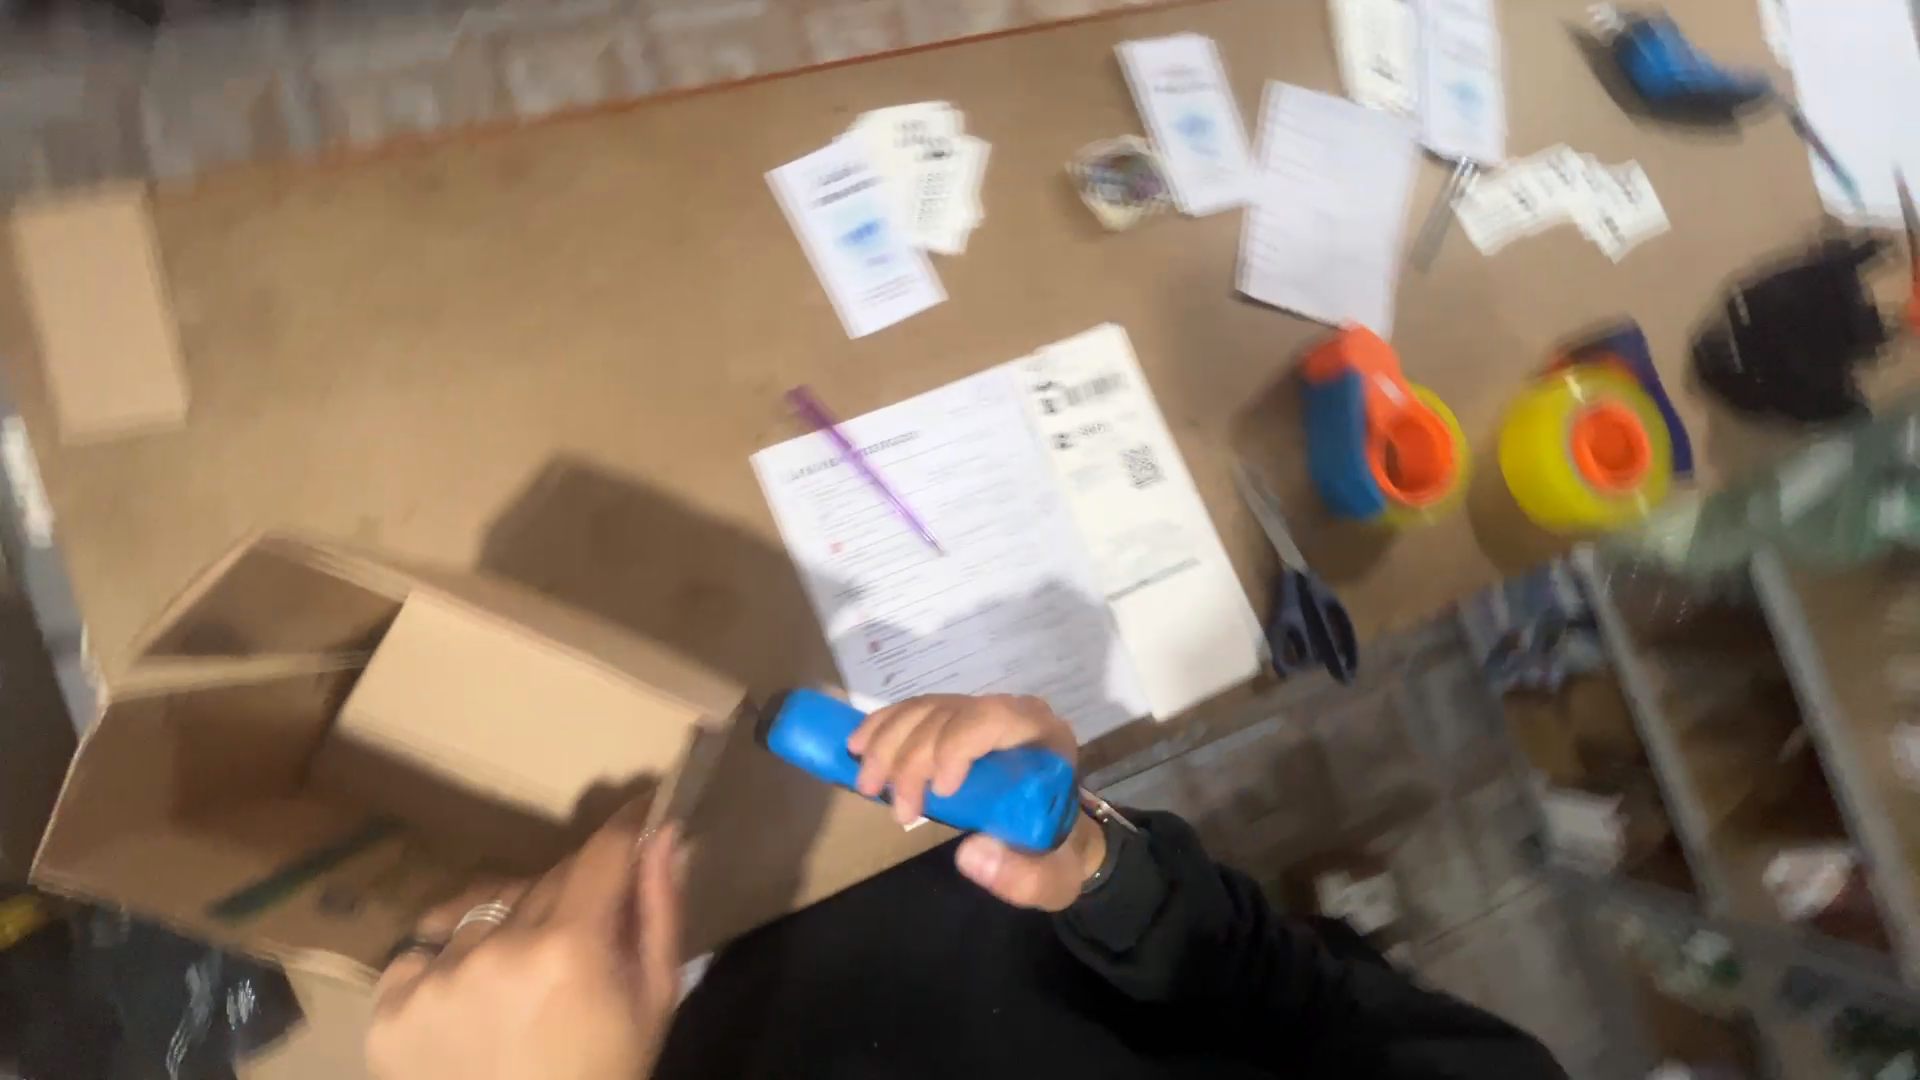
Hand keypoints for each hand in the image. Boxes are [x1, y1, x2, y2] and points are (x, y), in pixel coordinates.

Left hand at [366, 814, 683, 1079]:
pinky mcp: (387, 1013)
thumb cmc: (607, 1071)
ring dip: (516, 920)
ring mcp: (435, 979)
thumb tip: (664, 832)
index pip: (604, 848)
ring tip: (526, 969)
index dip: (630, 823)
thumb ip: (660, 906)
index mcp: (571, 944)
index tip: (646, 812)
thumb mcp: (656, 993)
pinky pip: (423, 951)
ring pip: (490, 907)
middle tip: (591, 926)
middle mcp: (498, 947)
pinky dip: (449, 960)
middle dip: (580, 886)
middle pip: (550, 875)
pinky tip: (470, 996)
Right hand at [848, 693, 1105, 911]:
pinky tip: (857, 747)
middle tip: (895, 809)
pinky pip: (914, 711)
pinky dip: (882, 727)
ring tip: (867, 784)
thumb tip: (969, 855)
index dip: (955, 744)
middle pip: (949, 714)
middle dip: (911, 757)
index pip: (993, 717)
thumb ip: (1022, 874)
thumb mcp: (1053, 878)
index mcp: (1042, 736)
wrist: (1056, 833)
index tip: (938, 794)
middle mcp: (1010, 712)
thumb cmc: (1058, 852)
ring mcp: (979, 712)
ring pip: (924, 708)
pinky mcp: (955, 720)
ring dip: (887, 741)